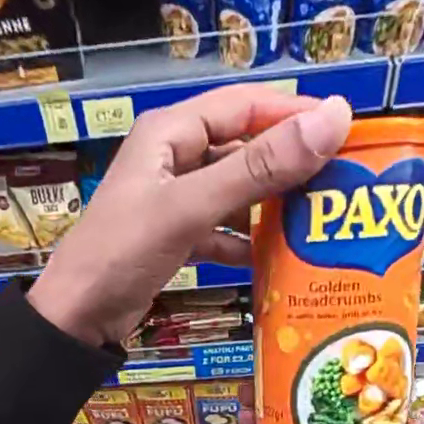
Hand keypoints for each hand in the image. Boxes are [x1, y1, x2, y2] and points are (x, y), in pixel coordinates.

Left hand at [32, 84, 353, 347]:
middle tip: (337, 184)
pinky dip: (245, 243)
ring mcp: (176, 200)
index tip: (345, 132)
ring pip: (236, 192)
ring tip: (314, 223)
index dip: (294, 113)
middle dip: (287, 164)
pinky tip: (272, 261)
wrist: (78, 318)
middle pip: (243, 148)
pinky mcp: (177, 237)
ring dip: (270, 207)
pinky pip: (223, 230)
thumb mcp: (191, 207)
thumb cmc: (124, 253)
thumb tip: (332, 120)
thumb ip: (257, 168)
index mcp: (172, 133)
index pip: (244, 105)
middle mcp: (175, 158)